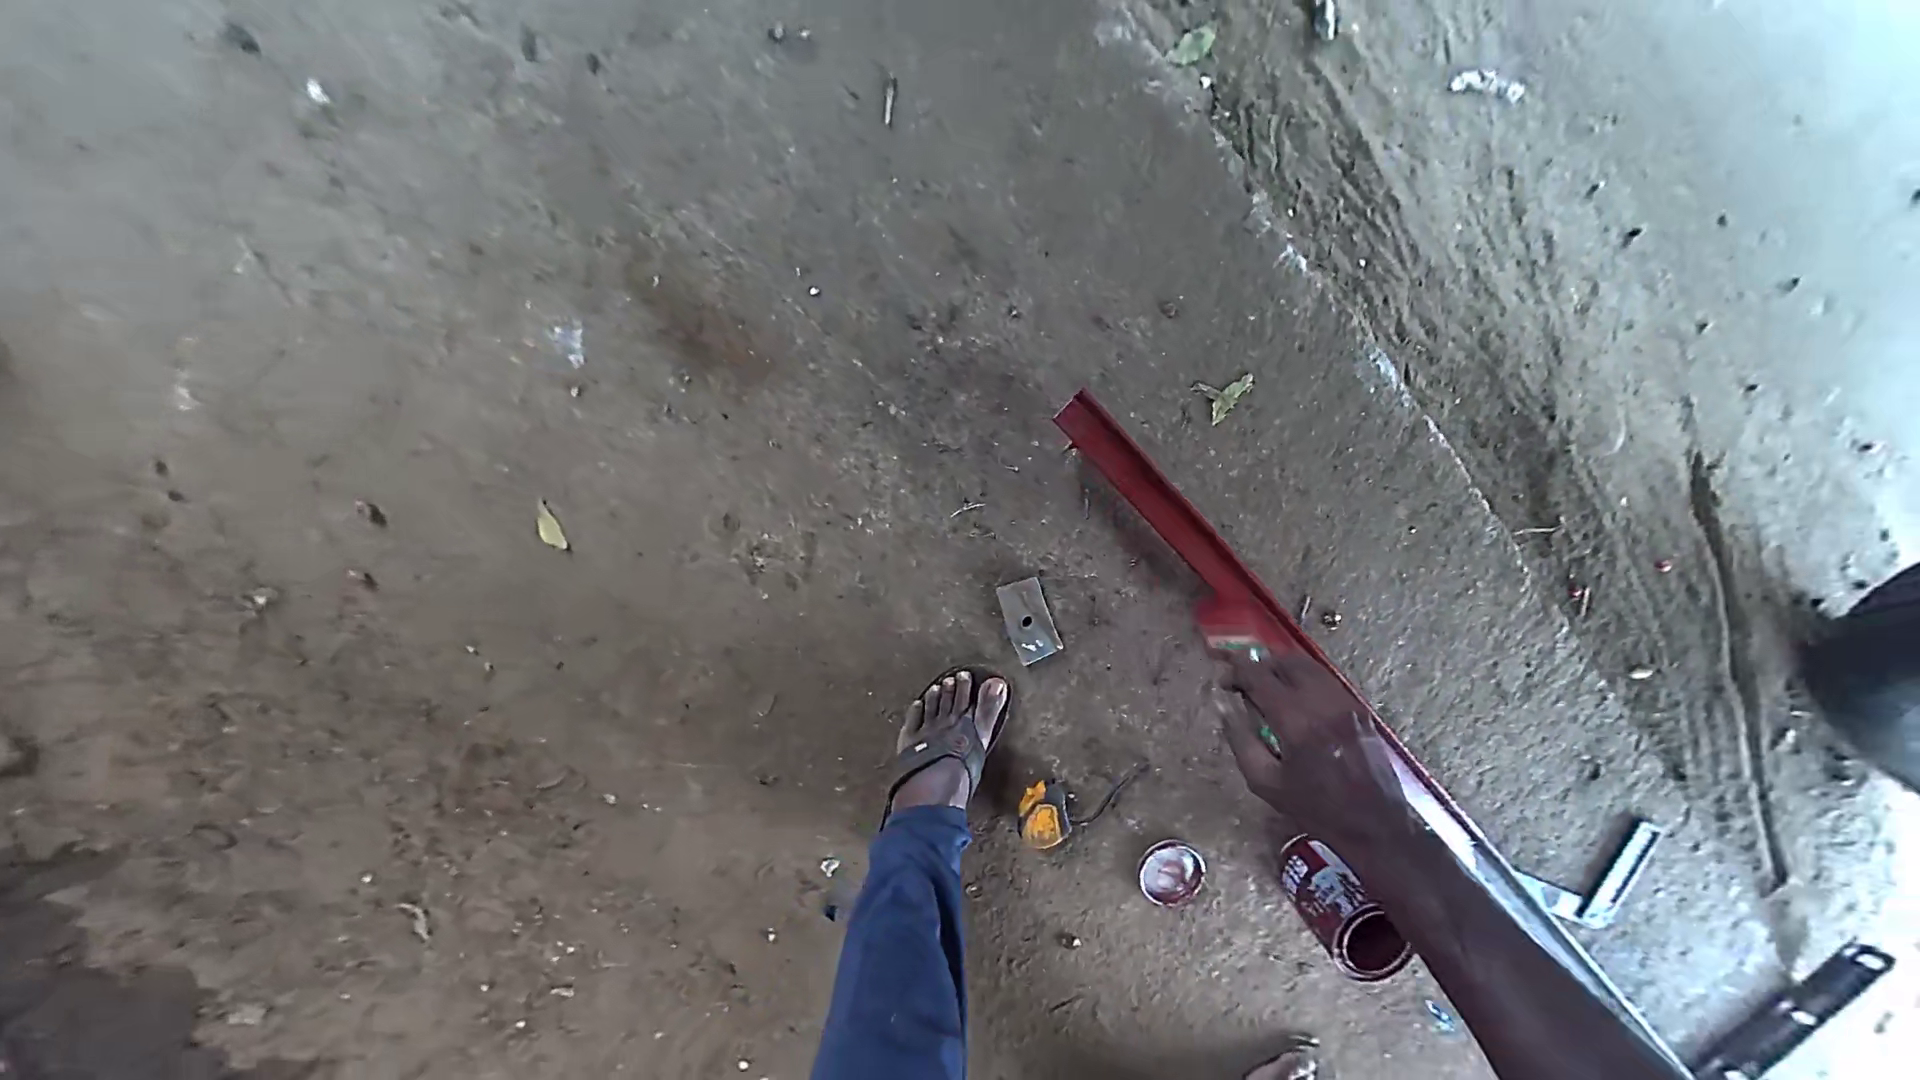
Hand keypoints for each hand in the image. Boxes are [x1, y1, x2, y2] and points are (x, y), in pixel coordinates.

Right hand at [1216, 648, 1390, 835]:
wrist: (1377, 826)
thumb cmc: (1316, 808)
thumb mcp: (1265, 782)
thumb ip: (1240, 740)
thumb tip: (1225, 709)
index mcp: (1295, 721)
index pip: (1259, 676)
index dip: (1236, 671)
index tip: (1224, 682)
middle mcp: (1322, 703)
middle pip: (1284, 661)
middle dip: (1259, 665)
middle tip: (1245, 683)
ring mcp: (1345, 703)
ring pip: (1308, 665)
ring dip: (1282, 669)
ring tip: (1269, 686)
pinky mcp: (1359, 709)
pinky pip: (1325, 679)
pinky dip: (1304, 679)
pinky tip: (1296, 698)